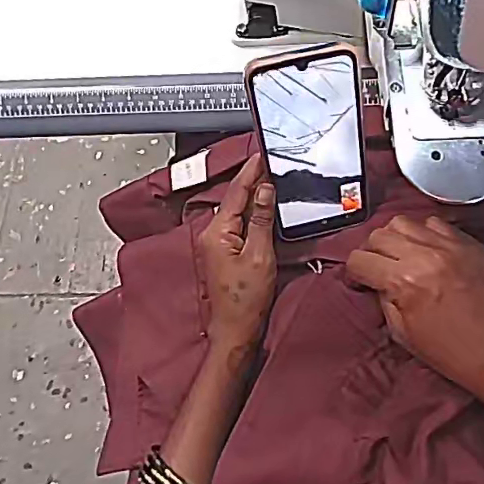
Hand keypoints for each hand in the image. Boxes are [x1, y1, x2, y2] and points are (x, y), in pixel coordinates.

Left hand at [199, 155, 277, 354]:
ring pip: (237, 210)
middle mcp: (212, 233)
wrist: (235, 329)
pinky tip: (264, 208)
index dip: (251, 171)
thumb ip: (262, 220)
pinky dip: (252, 212)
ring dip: (253, 195)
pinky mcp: (224, 250)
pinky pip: (238, 223)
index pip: (236, 192)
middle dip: (253, 180)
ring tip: (270, 179)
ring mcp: (216, 242)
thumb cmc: (246, 299)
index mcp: (217, 231)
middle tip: (271, 163)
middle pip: (235, 198)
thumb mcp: (260, 255)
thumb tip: (265, 190)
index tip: (262, 154)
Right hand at [345, 216, 483, 424]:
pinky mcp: (469, 244)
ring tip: (400, 257)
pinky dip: (423, 234)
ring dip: (395, 238)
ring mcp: (451, 246)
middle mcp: (427, 256)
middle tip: (376, 270)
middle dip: (371, 253)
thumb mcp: (401, 331)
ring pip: (403, 222)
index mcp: (406, 281)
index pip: (360, 259)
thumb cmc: (452, 352)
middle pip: (378, 235)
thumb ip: (382, 297)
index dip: (354, 273)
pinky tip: (425, 253)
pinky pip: (434, 224)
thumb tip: (373, 279)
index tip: (359, 280)